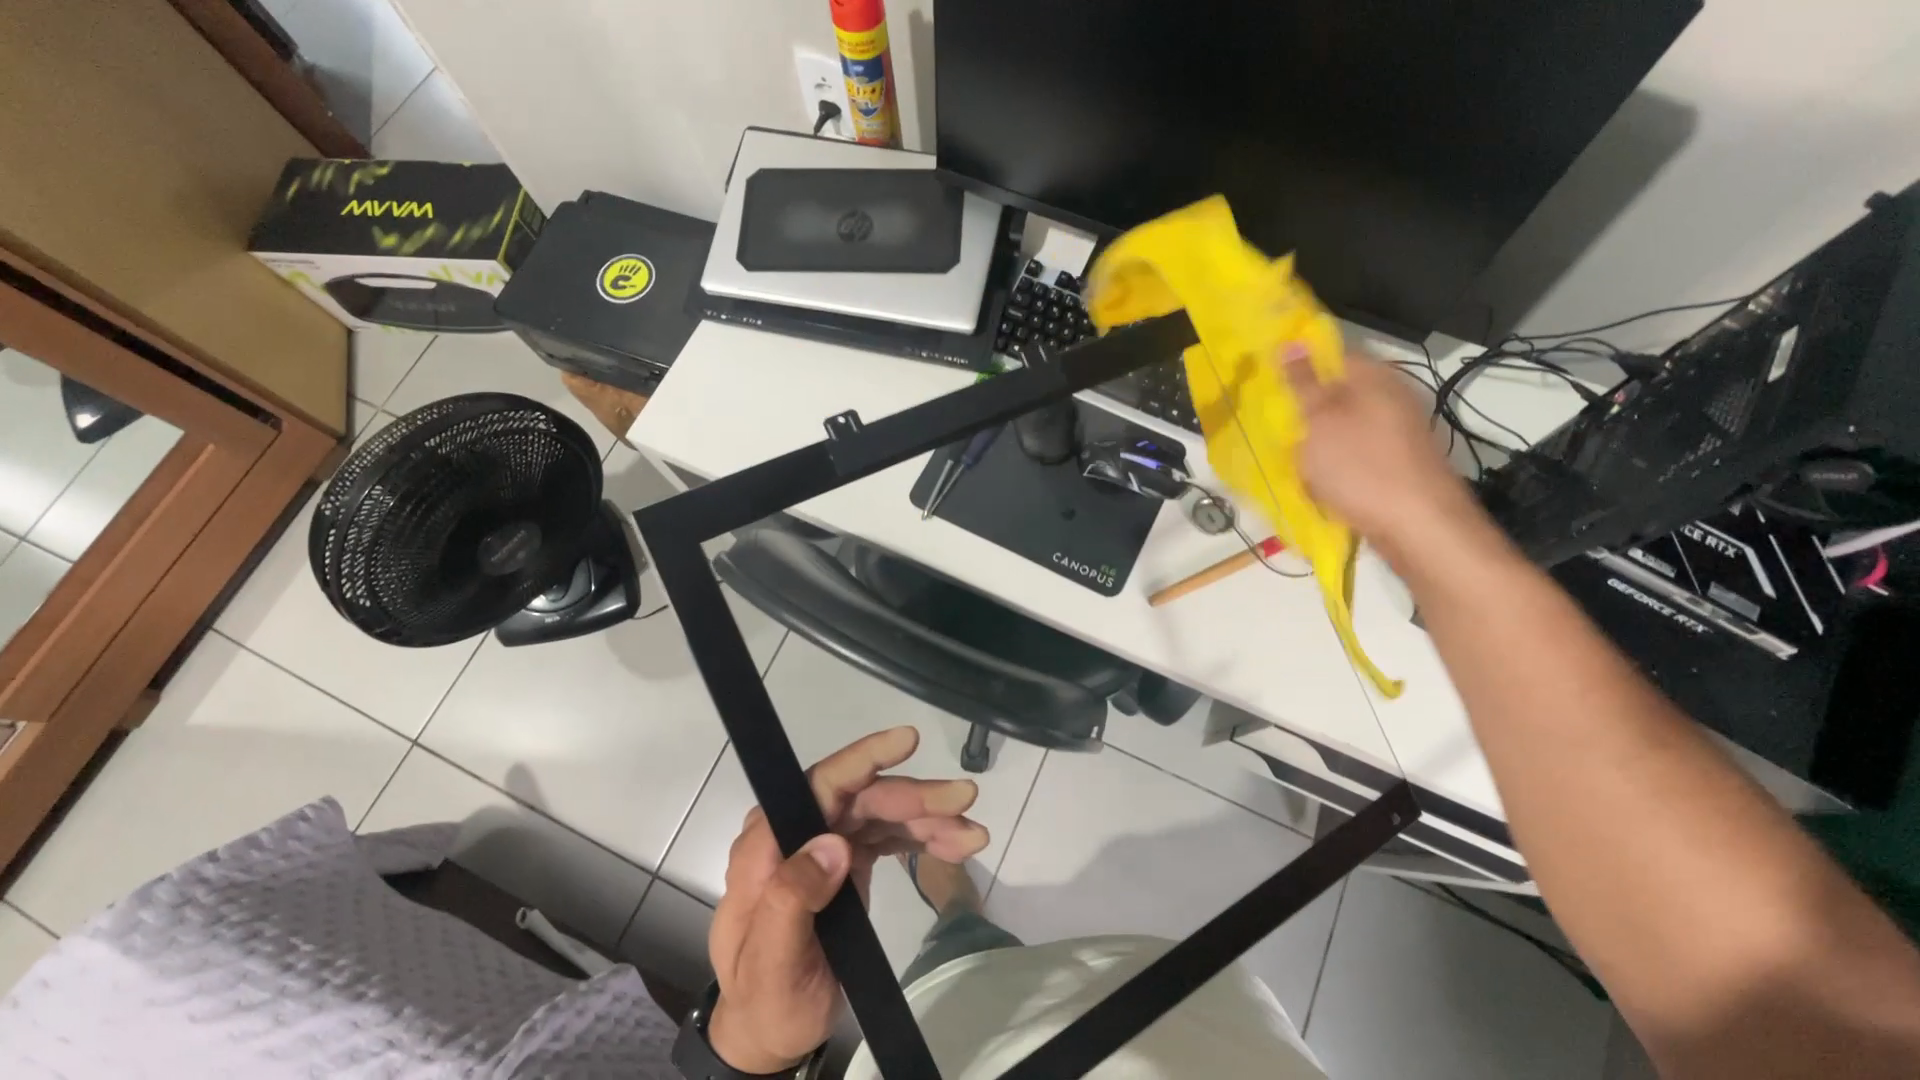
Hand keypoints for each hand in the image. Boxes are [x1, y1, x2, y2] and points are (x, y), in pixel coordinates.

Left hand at [705, 727, 988, 1072]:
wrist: (772, 1033)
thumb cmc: (765, 999)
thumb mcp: (771, 960)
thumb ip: (793, 899)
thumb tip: (833, 843)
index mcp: (769, 845)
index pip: (818, 786)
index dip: (863, 759)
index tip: (907, 741)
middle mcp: (798, 834)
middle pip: (863, 798)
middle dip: (915, 797)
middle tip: (964, 802)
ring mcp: (826, 848)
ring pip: (883, 815)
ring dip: (929, 821)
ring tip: (974, 835)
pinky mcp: (849, 864)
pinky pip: (891, 838)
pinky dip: (925, 840)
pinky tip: (956, 846)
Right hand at [1284, 350, 1486, 563]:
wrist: (1419, 526)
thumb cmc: (1361, 467)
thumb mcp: (1320, 421)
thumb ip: (1303, 383)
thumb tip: (1291, 343)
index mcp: (1375, 376)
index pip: (1331, 353)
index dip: (1298, 365)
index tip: (1269, 385)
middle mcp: (1392, 397)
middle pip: (1338, 393)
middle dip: (1306, 409)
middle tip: (1275, 426)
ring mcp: (1399, 432)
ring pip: (1345, 427)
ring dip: (1319, 442)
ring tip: (1293, 460)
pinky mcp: (1399, 464)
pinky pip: (1357, 455)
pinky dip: (1337, 466)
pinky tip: (1321, 483)